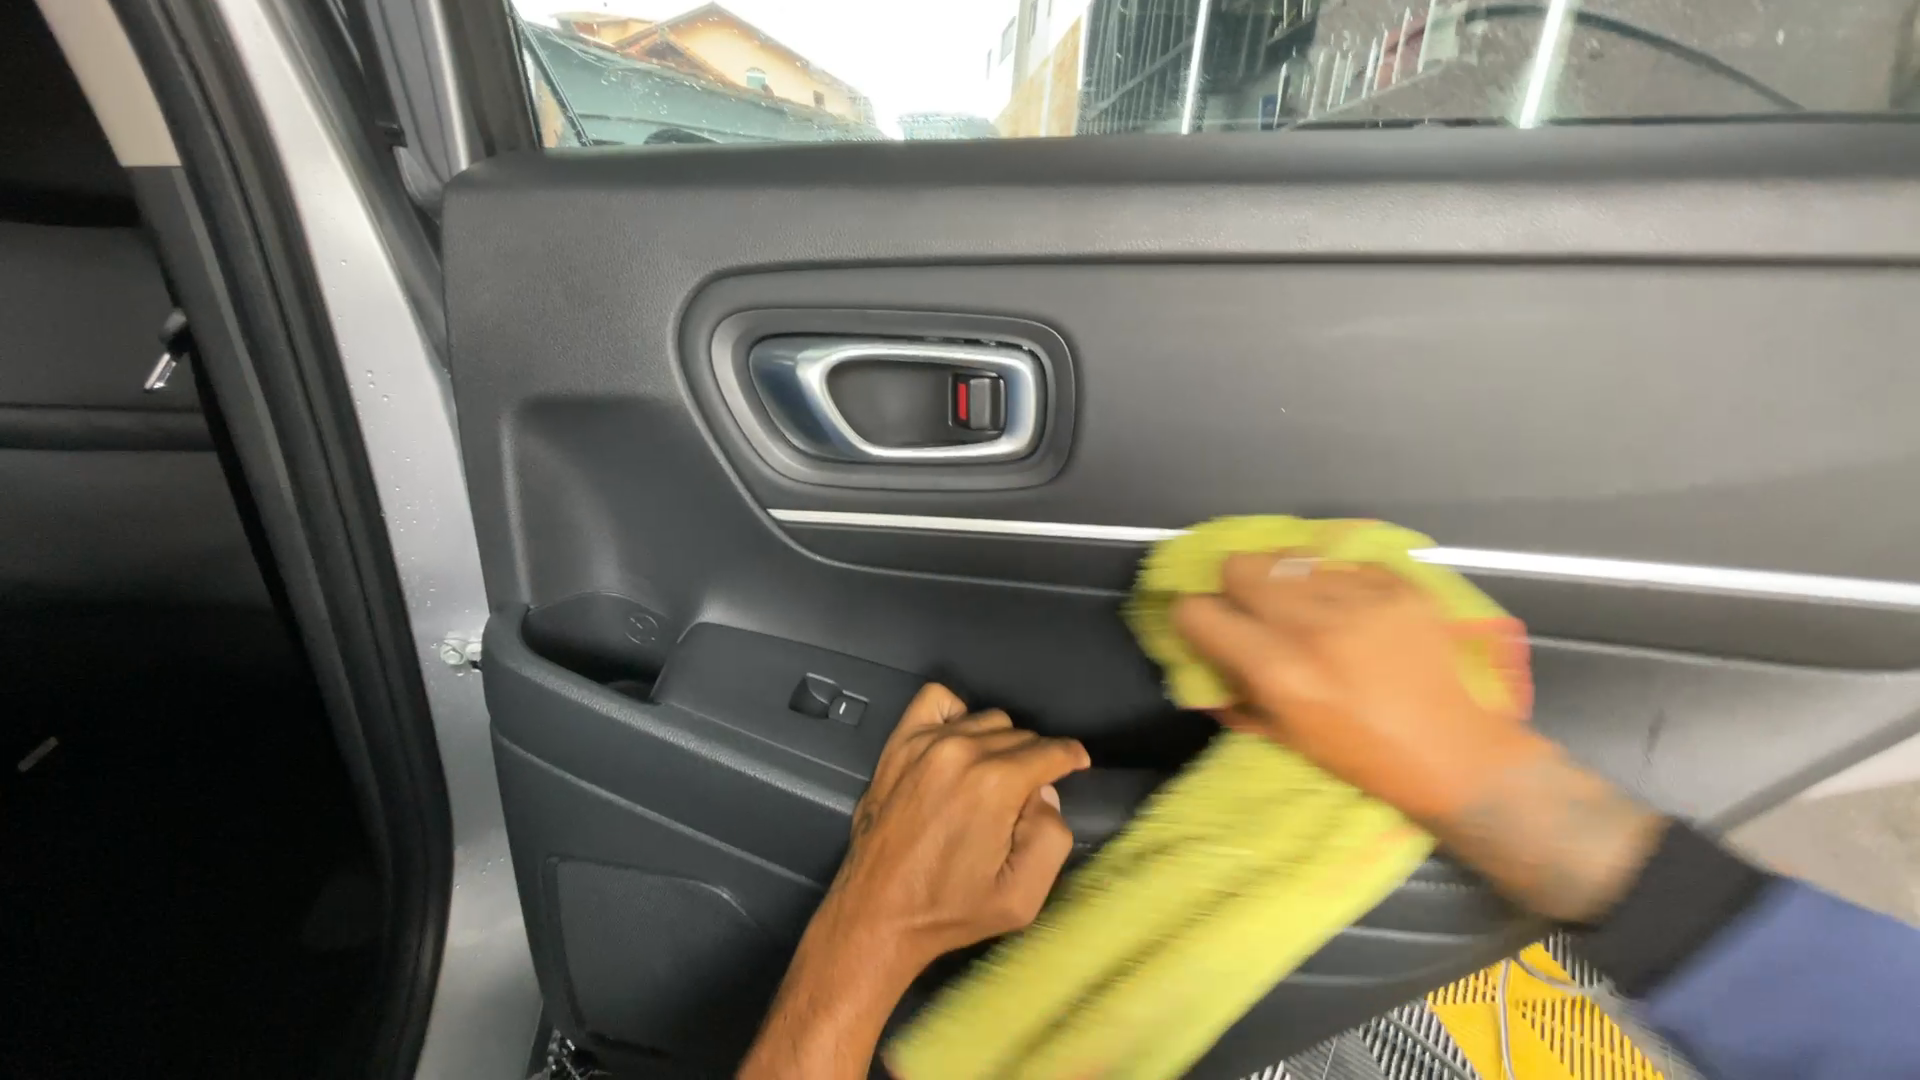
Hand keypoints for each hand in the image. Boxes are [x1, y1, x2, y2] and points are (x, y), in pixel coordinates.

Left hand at [830, 682, 1089, 969]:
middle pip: (1021, 736)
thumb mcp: (1022, 895)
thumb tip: (1046, 794)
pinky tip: (959, 743)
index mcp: (994, 785)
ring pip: (986, 720)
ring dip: (999, 743)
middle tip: (1025, 797)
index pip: (1050, 751)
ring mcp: (925, 742)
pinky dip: (956, 713)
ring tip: (992, 777)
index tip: (1077, 765)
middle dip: (1034, 761)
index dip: (1071, 758)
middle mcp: (961, 751)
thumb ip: (1052, 837)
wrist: (878, 913)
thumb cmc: (950, 909)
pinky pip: (937, 700)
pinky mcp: (898, 743)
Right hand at [1172, 553, 1663, 922]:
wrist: (1457, 753)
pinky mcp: (1398, 586)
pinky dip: (1330, 584)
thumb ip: (1235, 688)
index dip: (1194, 620)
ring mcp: (1361, 599)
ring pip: (1285, 556)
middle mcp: (1314, 625)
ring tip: (1303, 606)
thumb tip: (1202, 653)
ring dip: (1282, 581)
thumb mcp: (1283, 734)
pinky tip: (1350, 611)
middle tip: (1254, 612)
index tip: (1207, 629)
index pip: (1198, 612)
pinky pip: (1337, 564)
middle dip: (1235, 589)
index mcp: (1280, 671)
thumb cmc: (1360, 756)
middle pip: (1237, 566)